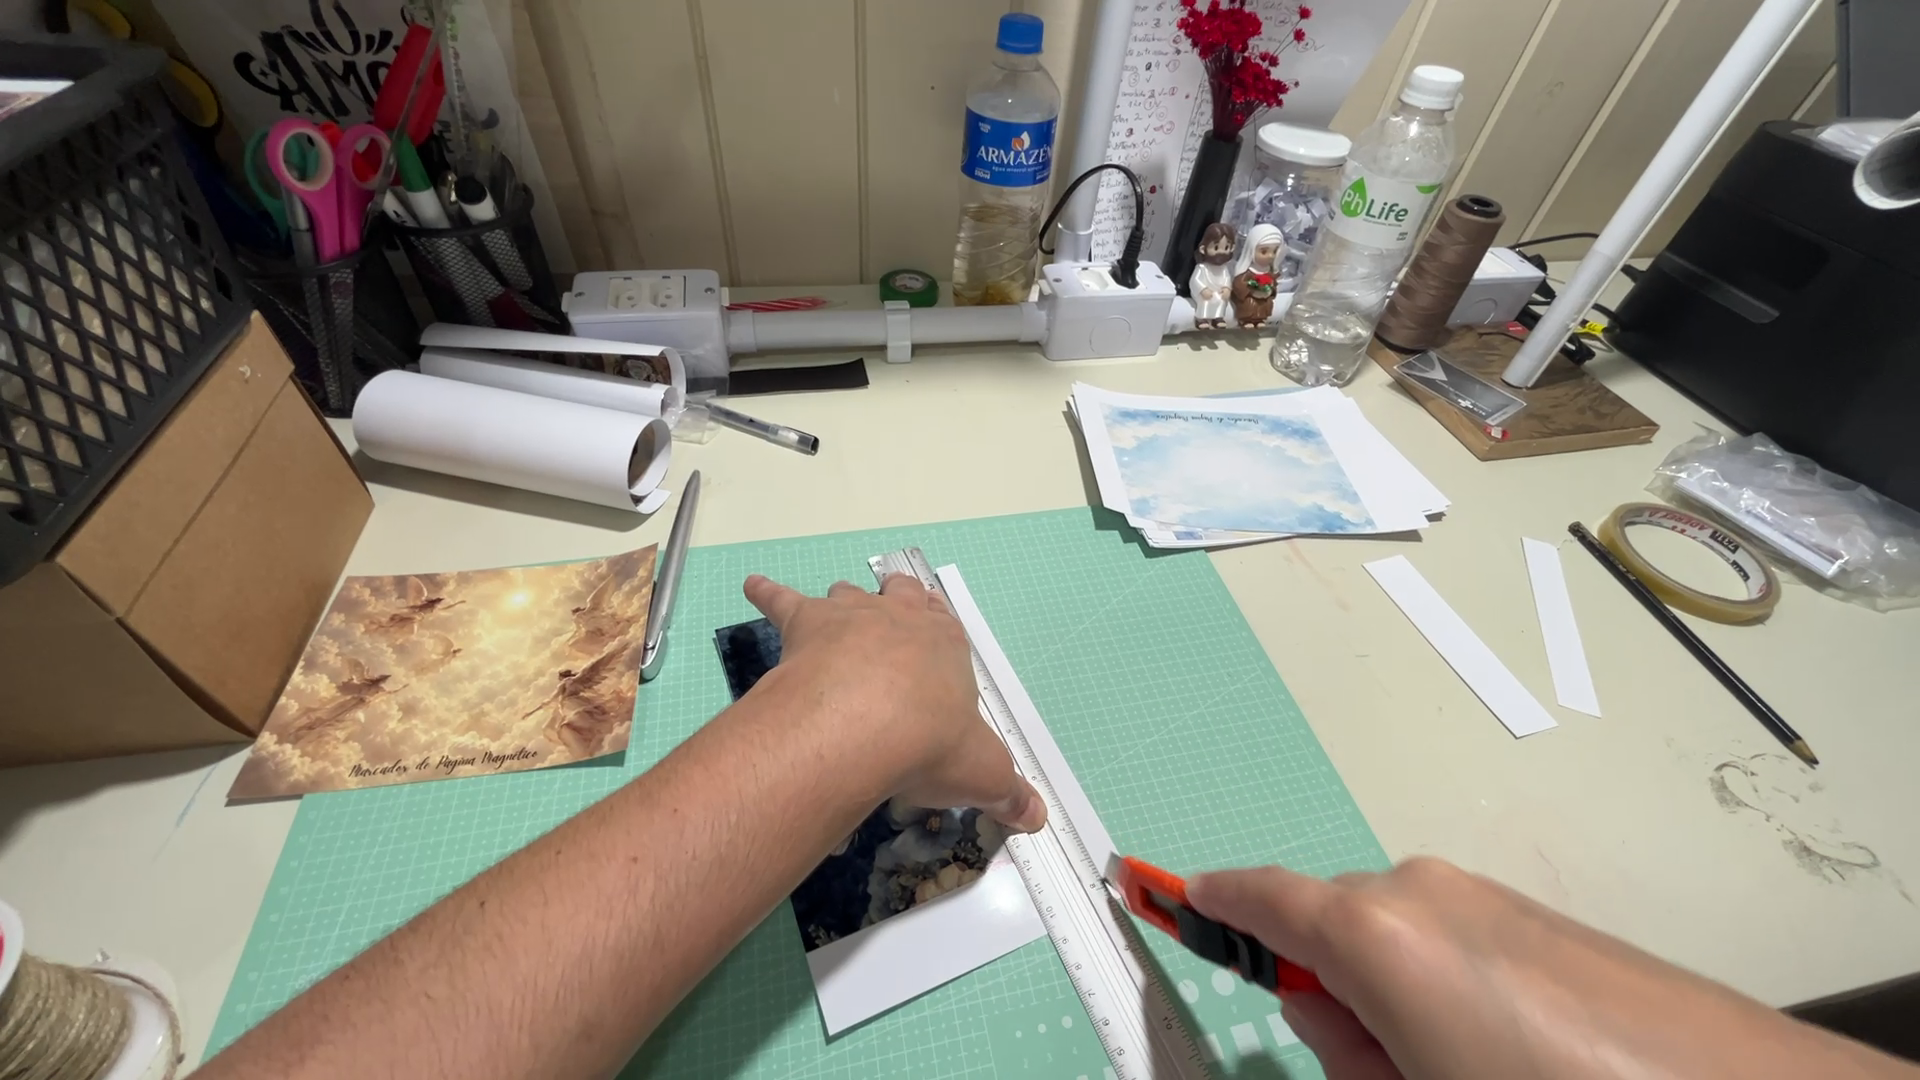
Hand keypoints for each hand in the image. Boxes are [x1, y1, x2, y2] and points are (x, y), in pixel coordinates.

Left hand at [743, 574, 1045, 832]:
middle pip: (903, 594)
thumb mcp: (983, 774)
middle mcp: (902, 618)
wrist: (868, 724)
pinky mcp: (806, 624)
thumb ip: (1009, 793)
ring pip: (849, 594)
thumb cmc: (932, 742)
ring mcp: (853, 617)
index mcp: (946, 645)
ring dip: (844, 602)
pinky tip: (753, 585)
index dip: (940, 627)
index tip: (935, 634)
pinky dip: (767, 592)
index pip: (947, 625)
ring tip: (835, 613)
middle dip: (900, 599)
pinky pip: (782, 598)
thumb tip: (1037, 818)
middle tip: (894, 611)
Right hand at [1187, 859, 1915, 1079]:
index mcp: (1371, 931)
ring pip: (1389, 931)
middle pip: (1325, 923)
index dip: (1204, 897)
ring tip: (1463, 1068)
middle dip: (1327, 989)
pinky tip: (1511, 1051)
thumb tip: (1328, 1022)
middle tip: (1380, 1070)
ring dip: (1391, 991)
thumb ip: (1344, 1056)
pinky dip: (1442, 980)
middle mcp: (1413, 890)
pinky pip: (1447, 933)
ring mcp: (1478, 894)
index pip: (1256, 896)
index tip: (1164, 891)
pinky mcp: (1531, 910)